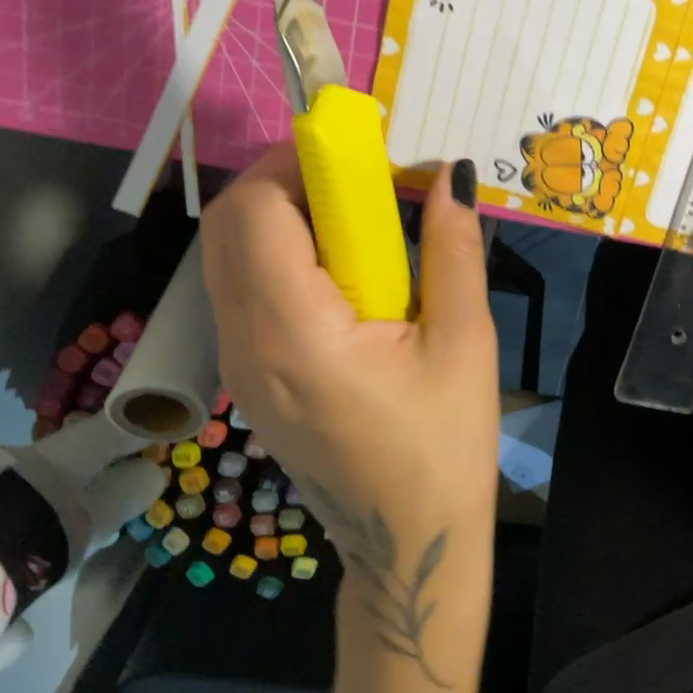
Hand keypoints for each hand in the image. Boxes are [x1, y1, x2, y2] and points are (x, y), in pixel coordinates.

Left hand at [201, 148, 497, 689]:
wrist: (408, 543)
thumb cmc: (444, 444)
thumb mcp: (464, 341)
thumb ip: (452, 249)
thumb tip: (449, 176)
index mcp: (297, 334)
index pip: (254, 213)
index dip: (294, 162)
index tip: (354, 148)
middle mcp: (246, 344)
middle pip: (228, 226)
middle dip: (287, 181)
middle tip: (360, 179)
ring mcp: (238, 364)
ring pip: (229, 256)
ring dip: (284, 216)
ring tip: (360, 220)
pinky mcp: (250, 376)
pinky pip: (244, 289)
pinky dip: (281, 254)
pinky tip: (345, 271)